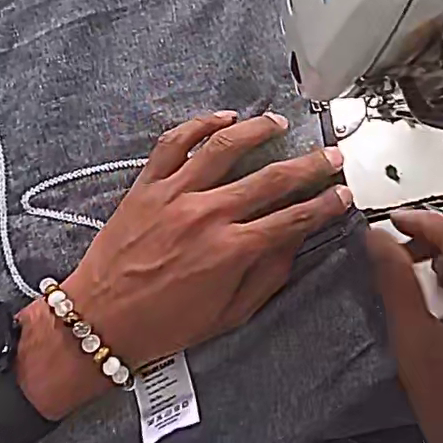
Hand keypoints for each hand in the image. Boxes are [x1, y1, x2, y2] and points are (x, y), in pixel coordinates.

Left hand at [16, 112, 352, 416]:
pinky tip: (222, 119)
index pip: (294, 219)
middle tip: (330, 157)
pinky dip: (200, 125)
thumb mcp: (228, 314)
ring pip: (225, 148)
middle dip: (310, 165)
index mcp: (231, 251)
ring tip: (279, 123)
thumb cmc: (163, 324)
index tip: (341, 195)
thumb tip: (293, 244)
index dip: (325, 205)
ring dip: (259, 130)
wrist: (101, 320)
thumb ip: (266, 276)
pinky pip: (174, 144)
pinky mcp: (147, 186)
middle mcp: (207, 215)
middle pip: (272, 179)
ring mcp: (175, 195)